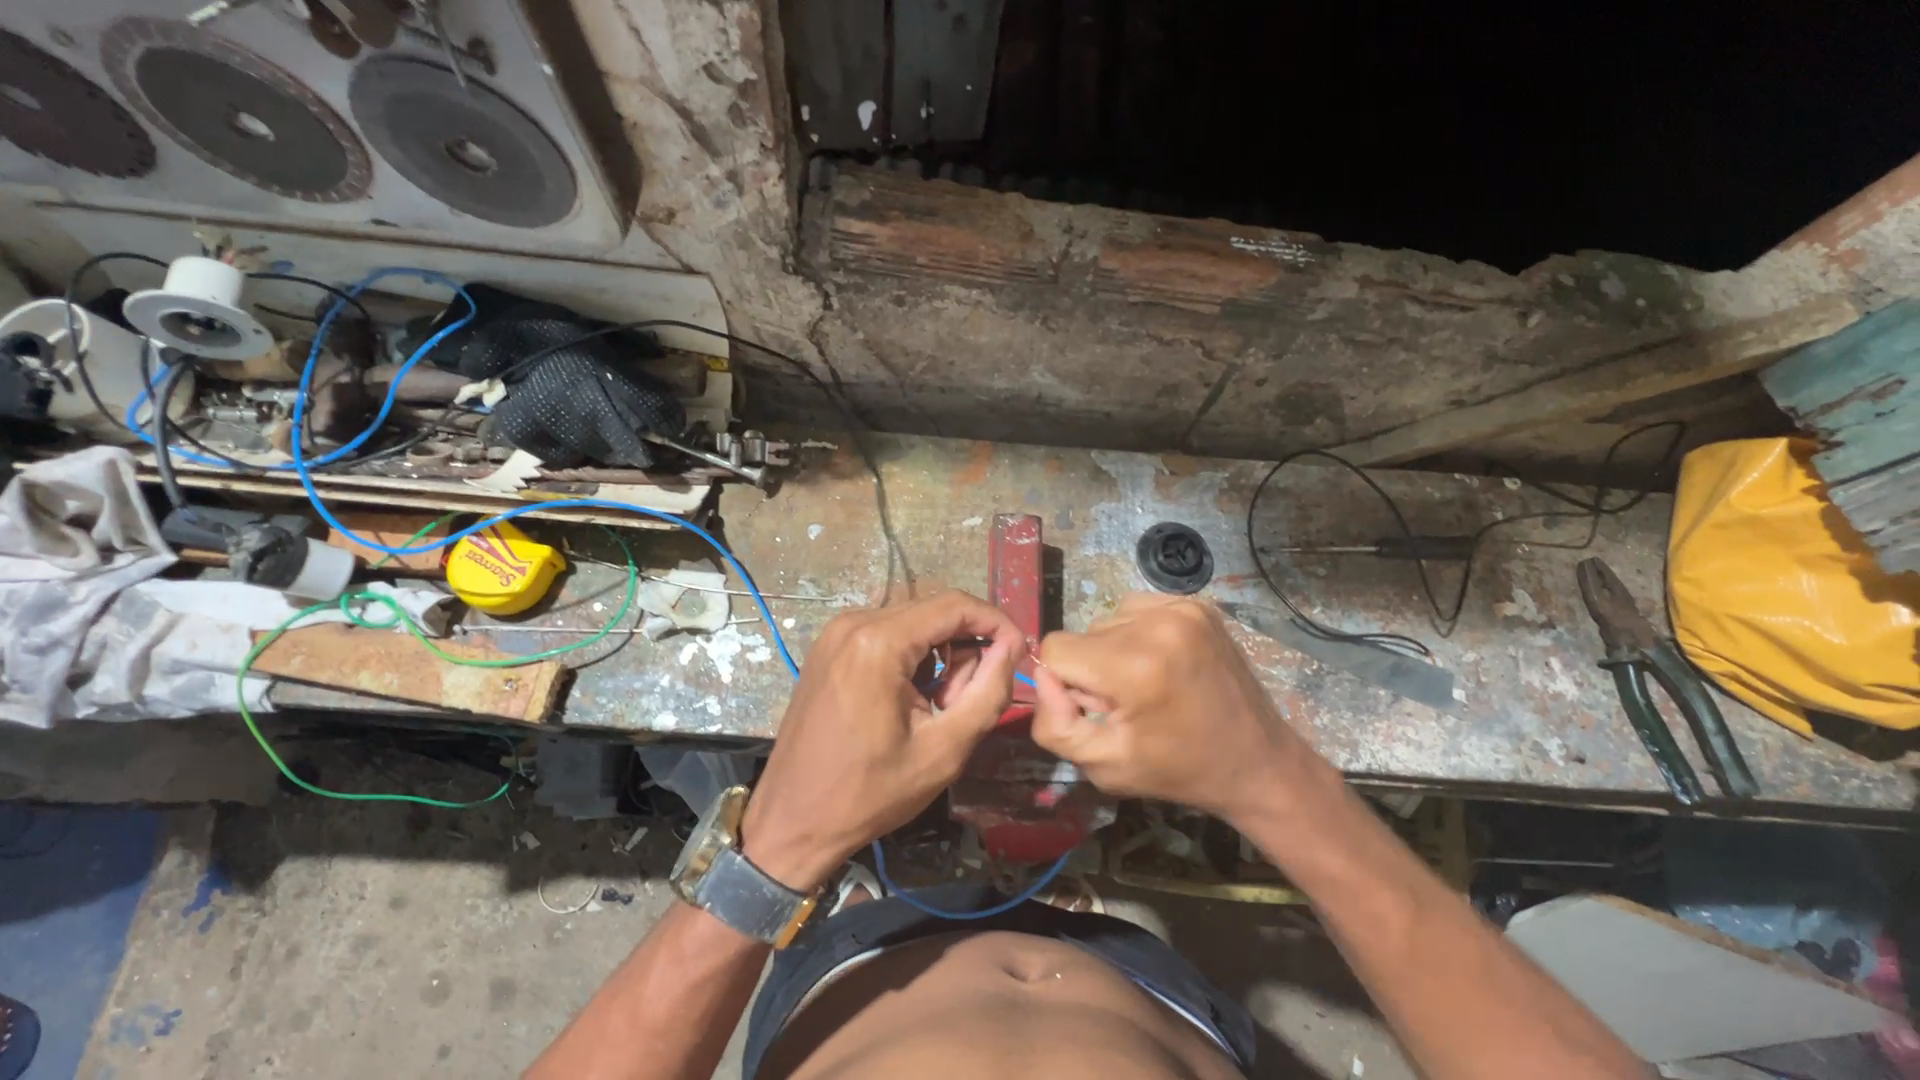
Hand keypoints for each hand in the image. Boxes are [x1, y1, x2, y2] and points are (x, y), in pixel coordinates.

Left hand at [741, 589, 1022, 891]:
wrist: (793, 821)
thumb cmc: (869, 792)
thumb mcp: (944, 750)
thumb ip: (988, 692)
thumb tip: (1012, 649)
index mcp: (878, 642)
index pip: (955, 604)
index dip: (996, 623)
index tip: (1019, 655)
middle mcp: (853, 623)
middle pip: (933, 609)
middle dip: (965, 645)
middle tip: (968, 700)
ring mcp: (835, 634)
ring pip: (912, 620)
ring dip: (940, 652)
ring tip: (941, 706)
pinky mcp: (828, 650)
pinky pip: (886, 633)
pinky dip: (912, 657)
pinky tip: (913, 700)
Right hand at [1030, 593, 1333, 822]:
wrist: (1257, 761)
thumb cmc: (1177, 770)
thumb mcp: (1103, 767)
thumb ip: (1055, 724)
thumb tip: (1045, 677)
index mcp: (1135, 665)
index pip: (1055, 649)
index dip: (1064, 684)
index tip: (1097, 710)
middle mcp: (1157, 623)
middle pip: (1083, 634)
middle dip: (1091, 669)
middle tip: (1128, 705)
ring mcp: (1182, 608)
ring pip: (1107, 620)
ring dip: (1113, 650)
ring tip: (1147, 685)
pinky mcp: (1198, 604)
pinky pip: (1136, 609)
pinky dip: (1137, 634)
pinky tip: (1161, 664)